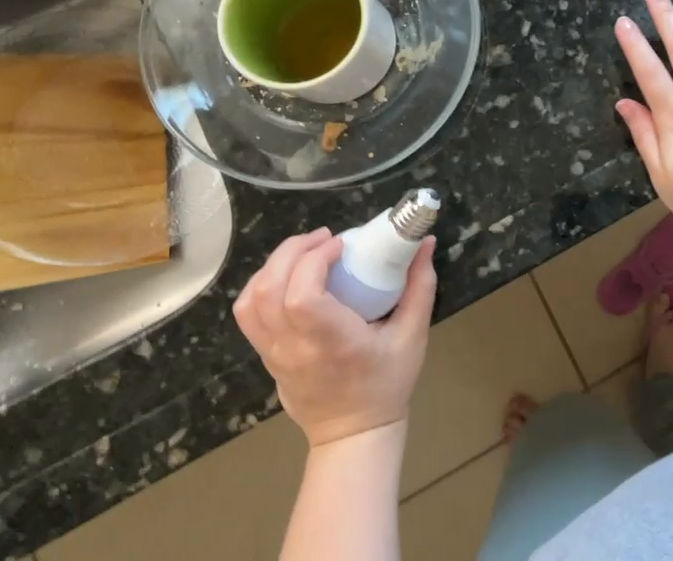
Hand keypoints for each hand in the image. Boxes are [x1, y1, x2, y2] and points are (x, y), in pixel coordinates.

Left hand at [233, 229, 437, 447]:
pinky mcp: (266, 356)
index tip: (341, 245)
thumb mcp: (413, 335)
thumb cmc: (387, 384)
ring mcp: (273, 354)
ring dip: (274, 265)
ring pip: (250, 300)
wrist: (353, 433)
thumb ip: (420, 286)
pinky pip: (247, 314)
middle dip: (293, 251)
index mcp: (332, 342)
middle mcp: (294, 347)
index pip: (302, 296)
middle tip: (325, 238)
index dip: (313, 260)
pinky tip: (288, 276)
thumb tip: (425, 243)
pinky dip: (261, 285)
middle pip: (269, 289)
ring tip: (305, 252)